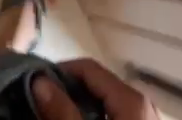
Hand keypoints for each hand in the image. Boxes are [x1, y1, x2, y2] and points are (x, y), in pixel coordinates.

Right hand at [31, 59, 159, 119]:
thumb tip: (38, 79)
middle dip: (68, 89)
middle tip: (43, 103)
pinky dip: (95, 115)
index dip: (59, 70)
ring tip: (58, 114)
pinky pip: (115, 113)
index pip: (88, 66)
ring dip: (80, 104)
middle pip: (97, 82)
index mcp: (131, 97)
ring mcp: (146, 116)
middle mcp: (142, 100)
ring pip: (105, 100)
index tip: (35, 83)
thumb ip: (64, 112)